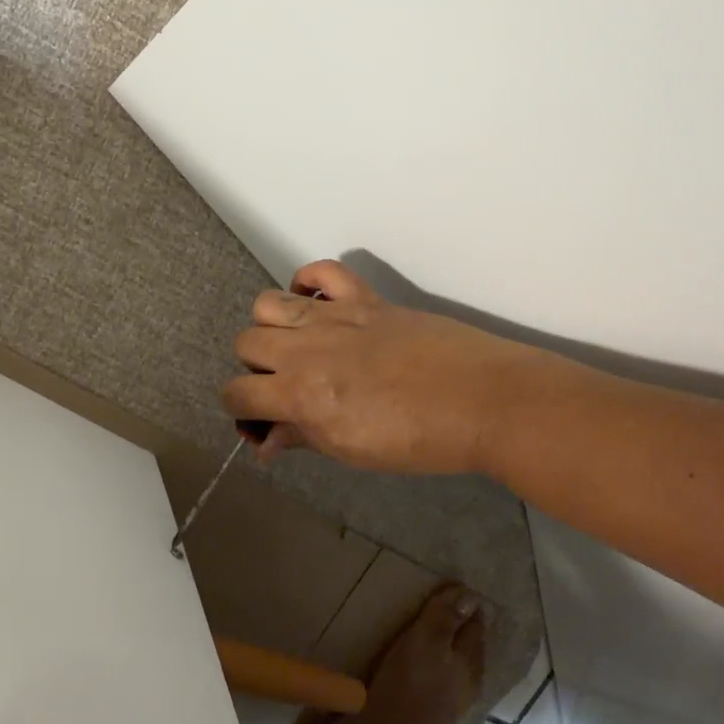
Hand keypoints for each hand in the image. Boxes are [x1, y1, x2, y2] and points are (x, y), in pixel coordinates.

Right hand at [223, 260, 555, 474]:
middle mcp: (307, 350)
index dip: (240, 409)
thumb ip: (302, 439)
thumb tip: (266, 442)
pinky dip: (309, 282)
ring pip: (267, 304)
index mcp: (301, 394)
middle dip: (255, 368)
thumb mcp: (351, 451)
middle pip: (246, 343)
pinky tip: (318, 306)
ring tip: (296, 346)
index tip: (261, 419)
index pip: (236, 392)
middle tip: (284, 386)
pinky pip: (321, 271)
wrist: (487, 402)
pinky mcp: (365, 299)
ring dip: (270, 327)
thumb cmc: (419, 441)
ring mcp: (336, 317)